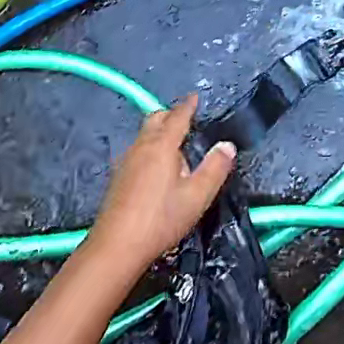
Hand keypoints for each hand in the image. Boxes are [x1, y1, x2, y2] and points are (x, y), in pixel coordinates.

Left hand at [87, 94, 235, 270]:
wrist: (117, 246)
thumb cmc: (161, 219)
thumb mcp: (197, 195)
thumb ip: (215, 168)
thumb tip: (227, 145)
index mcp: (162, 146)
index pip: (177, 117)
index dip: (188, 106)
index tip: (195, 97)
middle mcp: (141, 146)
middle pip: (155, 119)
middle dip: (171, 115)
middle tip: (187, 119)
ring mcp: (125, 161)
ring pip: (144, 135)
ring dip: (159, 131)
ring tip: (175, 144)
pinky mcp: (118, 177)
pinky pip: (137, 150)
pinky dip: (150, 147)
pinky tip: (156, 167)